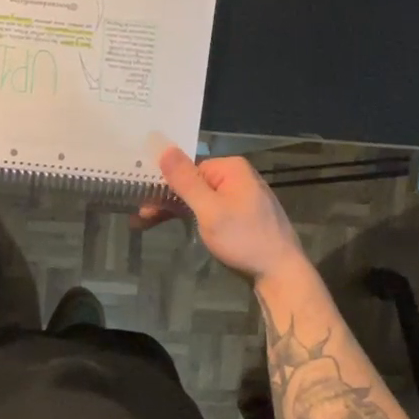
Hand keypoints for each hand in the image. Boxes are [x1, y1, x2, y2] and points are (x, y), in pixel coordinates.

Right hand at [140, 146, 303, 280]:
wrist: (279, 270)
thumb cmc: (243, 238)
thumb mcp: (209, 209)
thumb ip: (186, 181)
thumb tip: (164, 148)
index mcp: (231, 169)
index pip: (188, 168)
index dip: (165, 184)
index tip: (143, 202)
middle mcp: (236, 177)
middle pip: (191, 183)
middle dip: (165, 199)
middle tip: (139, 218)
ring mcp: (239, 197)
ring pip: (197, 198)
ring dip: (173, 210)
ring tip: (145, 224)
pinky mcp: (238, 215)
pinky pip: (208, 210)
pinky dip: (189, 218)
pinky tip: (171, 224)